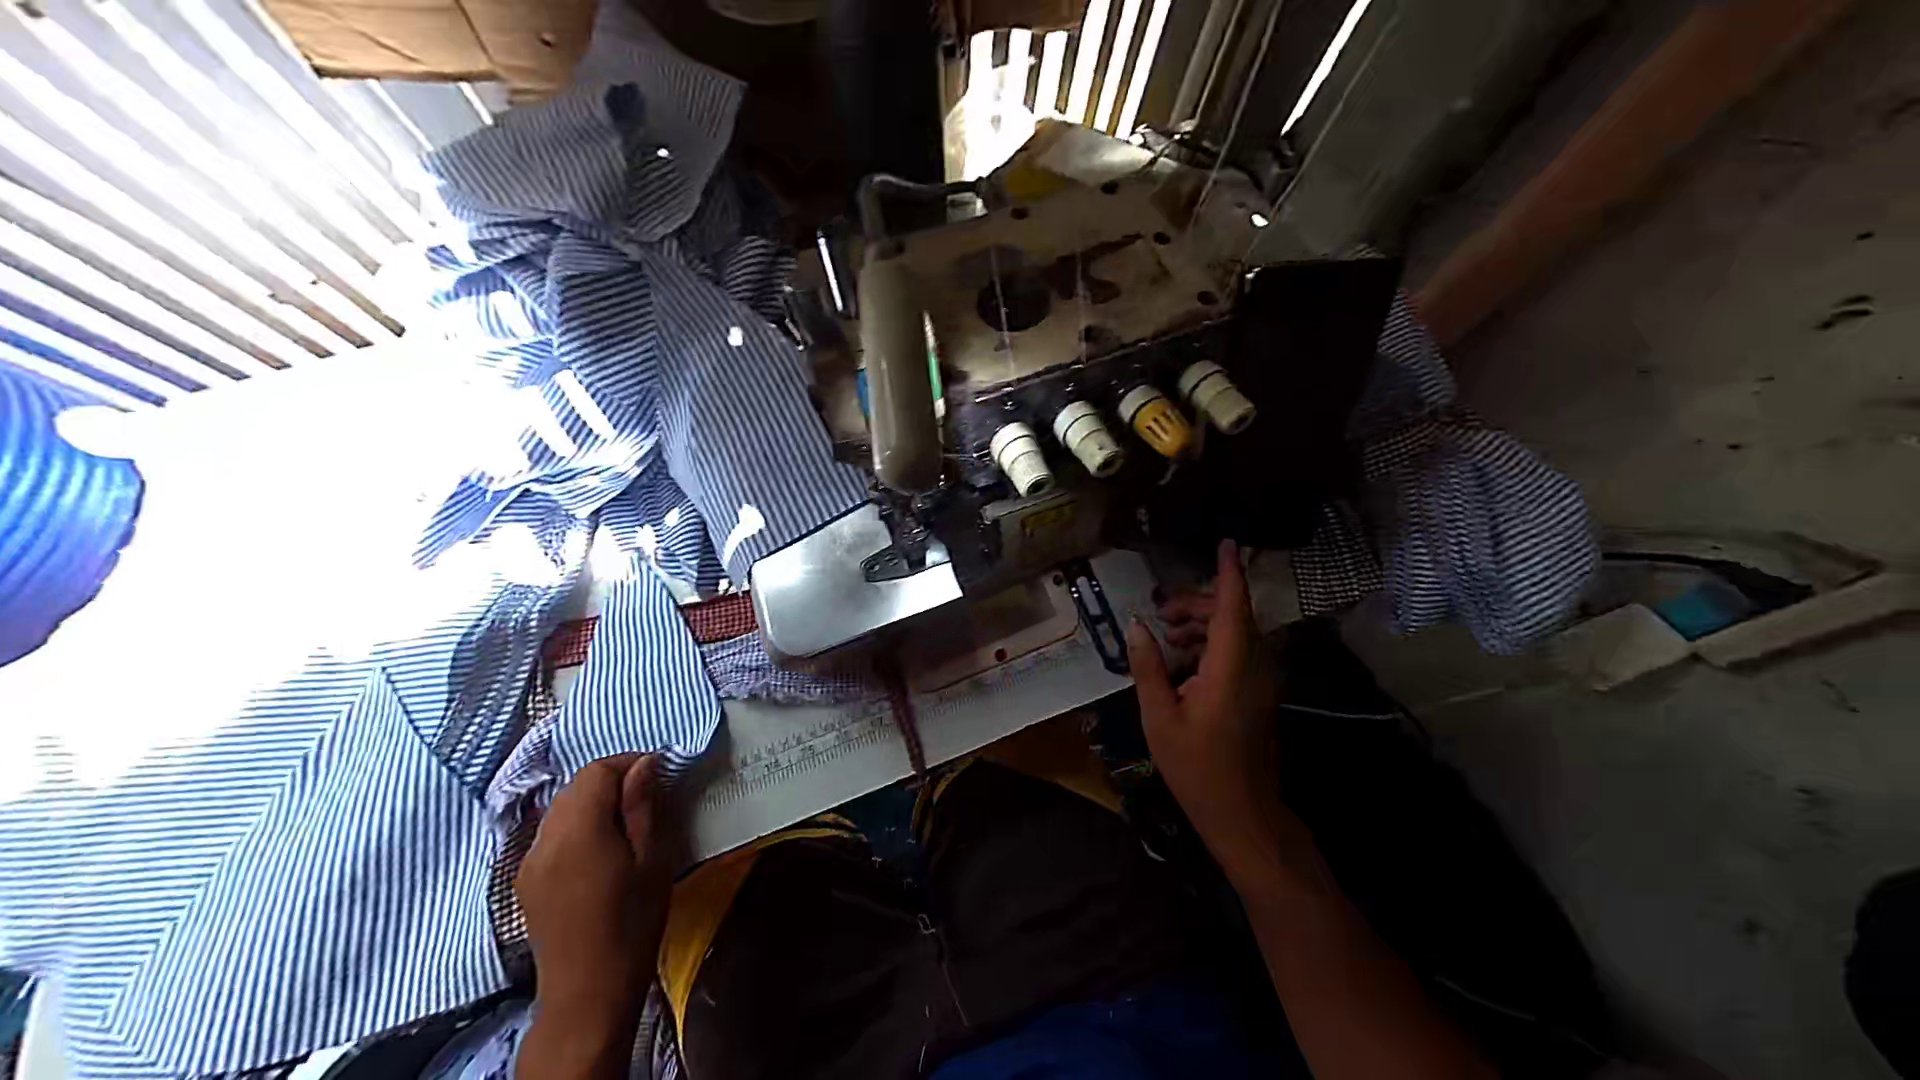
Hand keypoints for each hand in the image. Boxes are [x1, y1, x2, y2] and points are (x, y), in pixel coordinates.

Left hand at [517, 754, 680, 1034]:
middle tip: (645, 796)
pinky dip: (575, 825)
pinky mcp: (525, 881)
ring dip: (591, 801)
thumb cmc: (632, 921)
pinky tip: (598, 848)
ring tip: (623, 821)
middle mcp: (544, 839)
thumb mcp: (653, 858)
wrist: (589, 990)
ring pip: (559, 808)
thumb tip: (644, 763)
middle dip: (609, 780)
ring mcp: (528, 861)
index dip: (627, 763)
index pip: (595, 771)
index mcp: (578, 831)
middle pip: (574, 786)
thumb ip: (643, 806)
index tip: (657, 773)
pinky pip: (550, 834)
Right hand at [1127, 540, 1282, 876]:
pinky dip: (1211, 644)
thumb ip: (1148, 667)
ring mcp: (1261, 681)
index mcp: (1231, 670)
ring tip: (1165, 635)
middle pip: (1233, 616)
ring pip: (1236, 633)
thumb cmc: (1197, 768)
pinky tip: (1181, 660)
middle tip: (1160, 611)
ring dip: (1202, 624)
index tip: (1226, 542)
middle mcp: (1255, 667)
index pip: (1233, 608)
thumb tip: (1137, 625)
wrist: (1243, 813)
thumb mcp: (1159, 717)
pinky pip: (1238, 652)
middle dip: (1197, 604)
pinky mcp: (1259, 693)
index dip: (1229, 573)